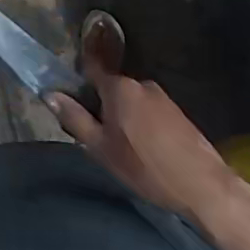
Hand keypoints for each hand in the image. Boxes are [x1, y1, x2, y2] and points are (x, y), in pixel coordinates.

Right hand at [48, 54, 249, 226]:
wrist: (199, 182)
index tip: (68, 89)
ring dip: (121, 116)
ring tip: (121, 148)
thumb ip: (75, 119)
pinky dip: (139, 122)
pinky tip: (142, 148)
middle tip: (95, 136)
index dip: (79, 76)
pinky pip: (147, 109)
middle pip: (111, 88)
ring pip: (130, 100)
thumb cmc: (144, 167)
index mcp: (119, 87)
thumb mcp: (101, 148)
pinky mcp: (175, 109)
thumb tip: (50, 95)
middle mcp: (140, 82)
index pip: (93, 67)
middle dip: (101, 106)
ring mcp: (161, 94)